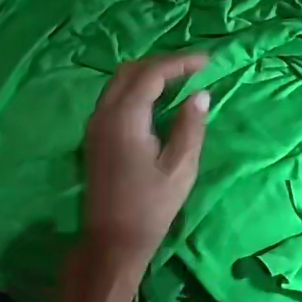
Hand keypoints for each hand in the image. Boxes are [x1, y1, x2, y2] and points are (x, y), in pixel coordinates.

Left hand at [80, 53, 210, 274]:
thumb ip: (190, 126)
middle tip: (194, 67)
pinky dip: (136, 88)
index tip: (207, 61)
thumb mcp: (180, 169)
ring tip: (179, 78)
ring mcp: (94, 123)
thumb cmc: (150, 208)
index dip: (180, 62)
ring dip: (148, 73)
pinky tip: (156, 99)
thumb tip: (200, 94)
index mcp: (124, 118)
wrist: (110, 241)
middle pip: (131, 70)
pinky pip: (113, 96)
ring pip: (119, 81)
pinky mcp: (94, 134)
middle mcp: (103, 113)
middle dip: (163, 63)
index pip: (151, 73)